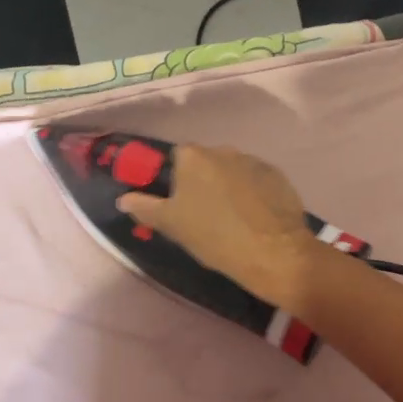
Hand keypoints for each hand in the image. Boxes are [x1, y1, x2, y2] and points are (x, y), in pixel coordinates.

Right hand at [116, 145, 318, 304]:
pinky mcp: (278, 177)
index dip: (177, 182)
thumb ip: (145, 208)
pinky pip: (259, 182)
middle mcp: (223, 150)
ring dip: (231, 189)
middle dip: (205, 184)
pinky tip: (257, 220)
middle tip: (207, 216)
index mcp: (193, 156)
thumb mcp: (172, 225)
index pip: (177, 159)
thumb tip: (123, 199)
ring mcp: (254, 161)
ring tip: (235, 221)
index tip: (181, 205)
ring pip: (234, 172)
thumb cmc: (213, 237)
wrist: (272, 251)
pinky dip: (255, 196)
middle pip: (207, 163)